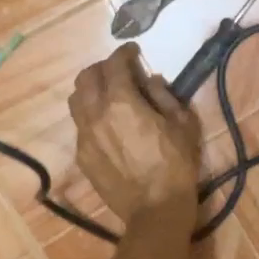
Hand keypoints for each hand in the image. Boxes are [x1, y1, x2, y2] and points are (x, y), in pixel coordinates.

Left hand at [69, 44, 201, 224]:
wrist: (155, 208)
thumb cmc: (176, 164)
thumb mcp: (182, 123)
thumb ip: (163, 95)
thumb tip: (150, 80)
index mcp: (122, 102)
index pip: (115, 64)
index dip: (124, 52)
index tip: (133, 50)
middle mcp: (95, 114)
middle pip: (86, 77)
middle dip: (103, 67)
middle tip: (119, 70)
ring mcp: (84, 136)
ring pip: (75, 100)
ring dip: (90, 89)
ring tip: (108, 94)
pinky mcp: (82, 155)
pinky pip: (80, 125)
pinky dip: (91, 115)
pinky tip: (107, 124)